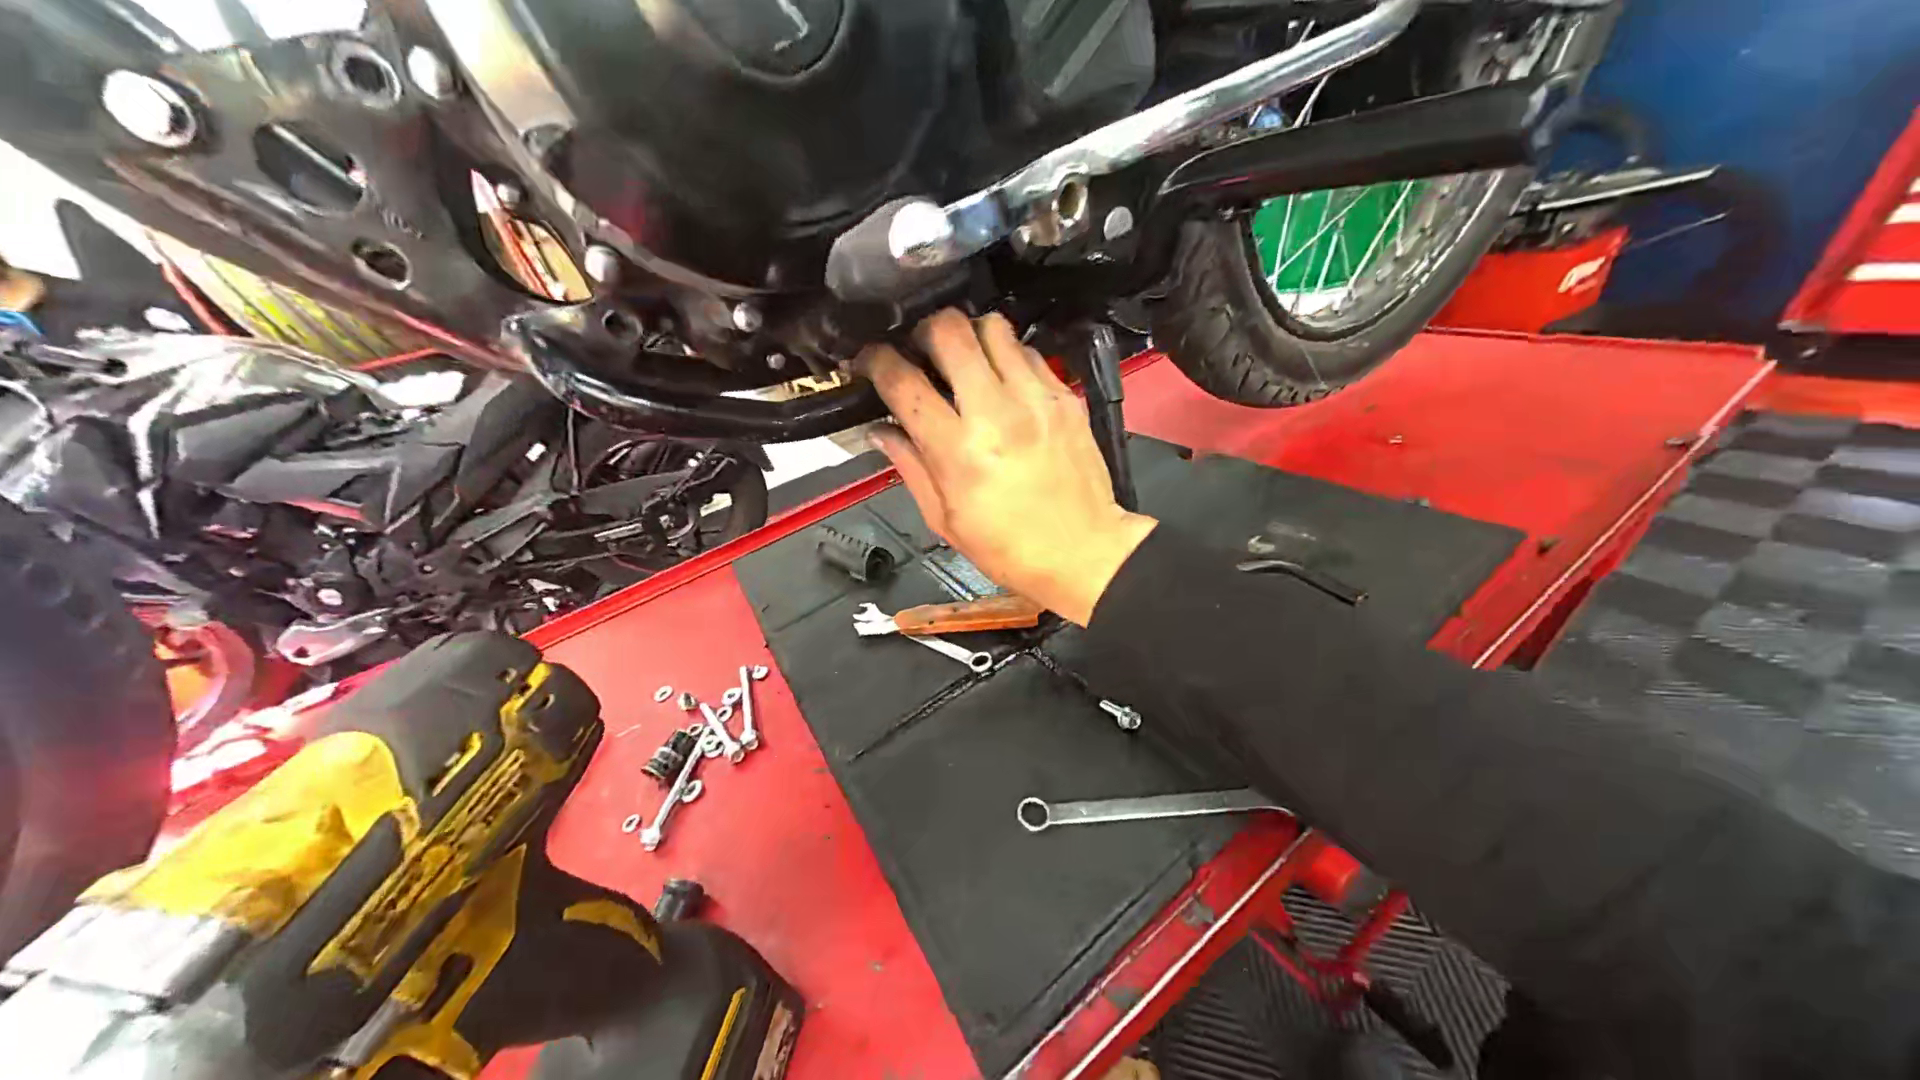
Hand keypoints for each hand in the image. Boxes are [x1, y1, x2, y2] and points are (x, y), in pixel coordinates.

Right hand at [861, 310, 1156, 625]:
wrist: (1084, 552)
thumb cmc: (1011, 547)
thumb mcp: (944, 519)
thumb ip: (910, 467)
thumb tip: (882, 432)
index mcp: (958, 451)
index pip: (904, 381)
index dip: (876, 361)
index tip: (870, 361)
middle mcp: (997, 413)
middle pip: (949, 331)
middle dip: (923, 331)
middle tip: (920, 350)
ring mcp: (1036, 399)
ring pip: (993, 327)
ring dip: (968, 336)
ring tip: (963, 360)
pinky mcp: (1064, 397)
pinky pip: (1028, 351)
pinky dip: (1006, 356)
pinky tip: (1001, 381)